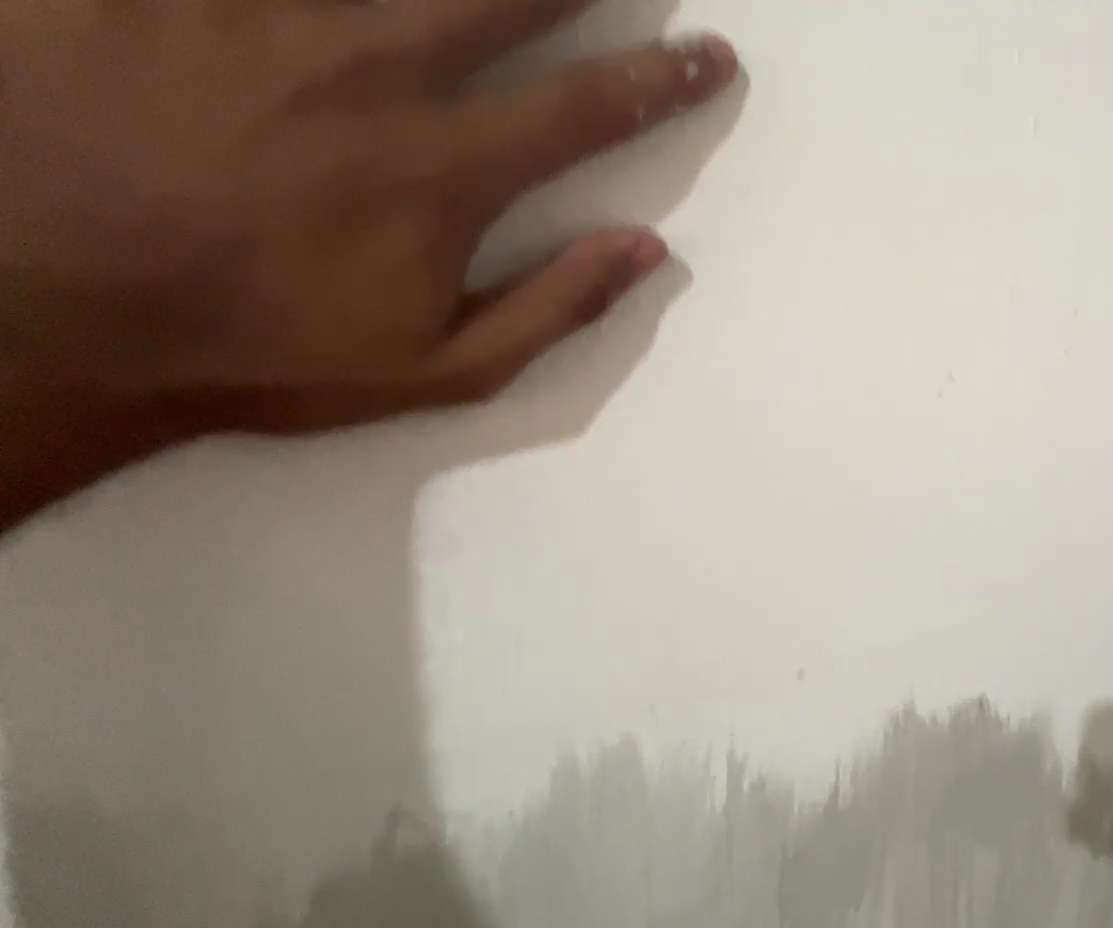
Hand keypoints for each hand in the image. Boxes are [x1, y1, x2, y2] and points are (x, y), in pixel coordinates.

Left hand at [0, 0, 737, 437]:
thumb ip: (556, 307)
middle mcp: (367, 66)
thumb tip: (649, 251)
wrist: (37, 308)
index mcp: (442, 169)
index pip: (587, 107)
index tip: (710, 56)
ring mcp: (250, 6)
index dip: (662, 78)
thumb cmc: (263, 350)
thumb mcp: (442, 370)